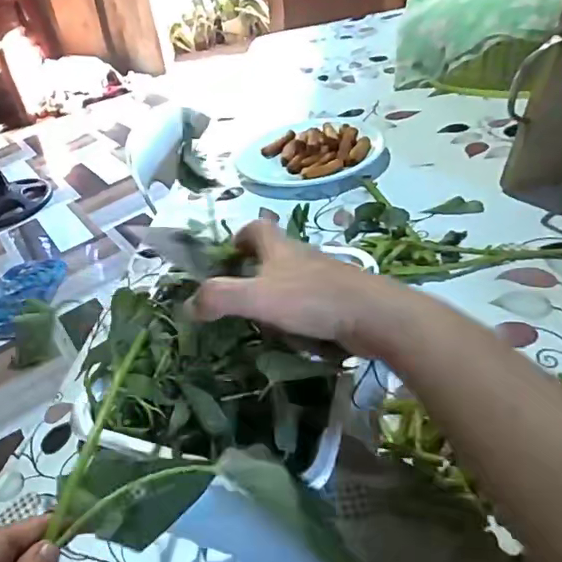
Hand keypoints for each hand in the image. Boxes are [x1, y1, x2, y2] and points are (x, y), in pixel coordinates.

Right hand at [192, 219, 409, 355]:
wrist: (373, 316)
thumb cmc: (312, 300)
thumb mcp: (256, 298)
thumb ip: (219, 298)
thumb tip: (188, 305)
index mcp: (280, 248)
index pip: (257, 228)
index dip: (240, 236)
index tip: (229, 254)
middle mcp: (303, 256)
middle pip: (275, 254)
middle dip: (256, 270)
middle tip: (240, 294)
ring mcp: (324, 277)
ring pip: (294, 279)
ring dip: (278, 294)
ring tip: (264, 320)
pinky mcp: (340, 299)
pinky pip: (311, 301)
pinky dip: (299, 313)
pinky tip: (296, 334)